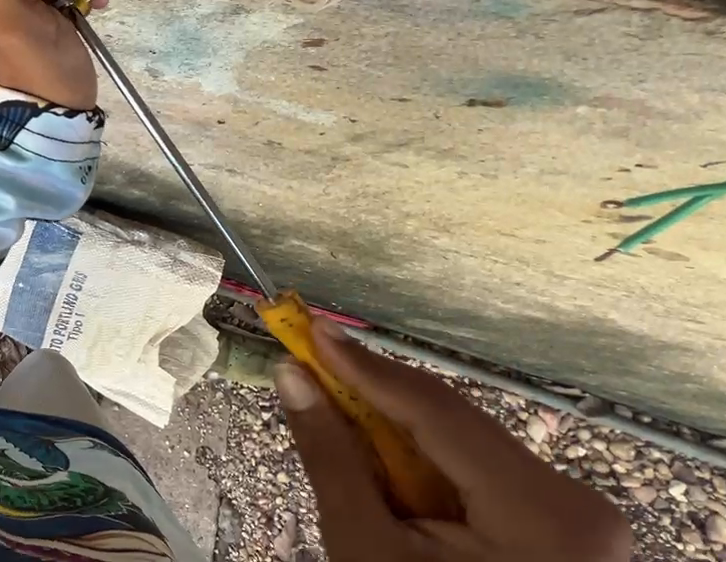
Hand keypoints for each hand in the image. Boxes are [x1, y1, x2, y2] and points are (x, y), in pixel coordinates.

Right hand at [275, 318, 631, 561]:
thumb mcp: (366, 547)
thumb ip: (330, 455)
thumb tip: (290, 375)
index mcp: (543, 512)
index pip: (435, 411)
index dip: (365, 366)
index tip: (309, 326)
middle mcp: (574, 503)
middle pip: (451, 421)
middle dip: (373, 392)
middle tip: (308, 357)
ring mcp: (577, 519)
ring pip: (461, 442)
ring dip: (392, 425)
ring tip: (332, 405)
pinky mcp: (563, 530)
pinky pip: (479, 470)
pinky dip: (422, 457)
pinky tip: (379, 456)